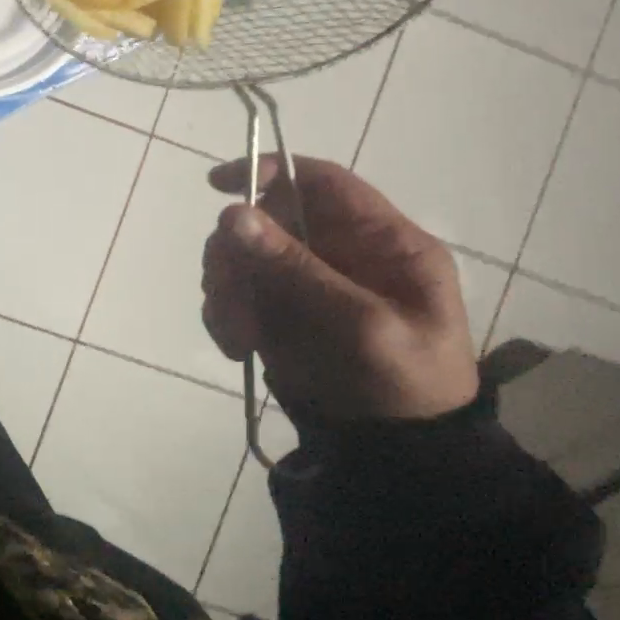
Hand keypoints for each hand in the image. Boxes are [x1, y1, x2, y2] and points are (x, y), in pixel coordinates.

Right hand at [202, 155, 479, 421]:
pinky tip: (237, 345)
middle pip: (260, 218)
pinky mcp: (272, 305)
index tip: (218, 185)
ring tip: (238, 334)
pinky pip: (228, 289)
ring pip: (235, 253)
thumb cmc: (400, 381)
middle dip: (235, 255)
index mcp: (380, 241)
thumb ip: (297, 268)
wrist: (391, 449)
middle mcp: (335, 248)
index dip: (270, 171)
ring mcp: (300, 277)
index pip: (320, 181)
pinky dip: (222, 314)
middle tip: (229, 296)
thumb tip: (232, 213)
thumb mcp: (359, 323)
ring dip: (225, 289)